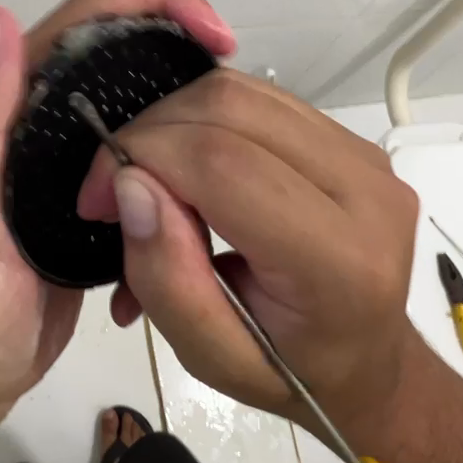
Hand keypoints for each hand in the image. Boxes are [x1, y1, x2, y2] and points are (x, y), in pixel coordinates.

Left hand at [0, 0, 235, 418]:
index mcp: (4, 107)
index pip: (78, 24)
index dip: (145, 4)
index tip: (212, 30)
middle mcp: (37, 120)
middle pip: (115, 50)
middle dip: (175, 39)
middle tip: (233, 67)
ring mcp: (67, 160)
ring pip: (134, 101)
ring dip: (181, 95)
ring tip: (232, 117)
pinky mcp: (91, 199)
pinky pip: (142, 156)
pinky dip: (176, 152)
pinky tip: (211, 172)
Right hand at [76, 70, 423, 449]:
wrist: (366, 360)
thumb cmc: (286, 371)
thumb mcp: (209, 356)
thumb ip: (165, 277)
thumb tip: (130, 183)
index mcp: (339, 260)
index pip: (223, 164)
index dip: (144, 158)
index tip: (96, 200)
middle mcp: (364, 190)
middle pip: (230, 109)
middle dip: (148, 133)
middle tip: (112, 189)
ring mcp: (364, 154)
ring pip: (240, 90)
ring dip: (171, 121)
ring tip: (147, 176)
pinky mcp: (350, 137)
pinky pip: (257, 97)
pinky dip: (202, 118)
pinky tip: (187, 163)